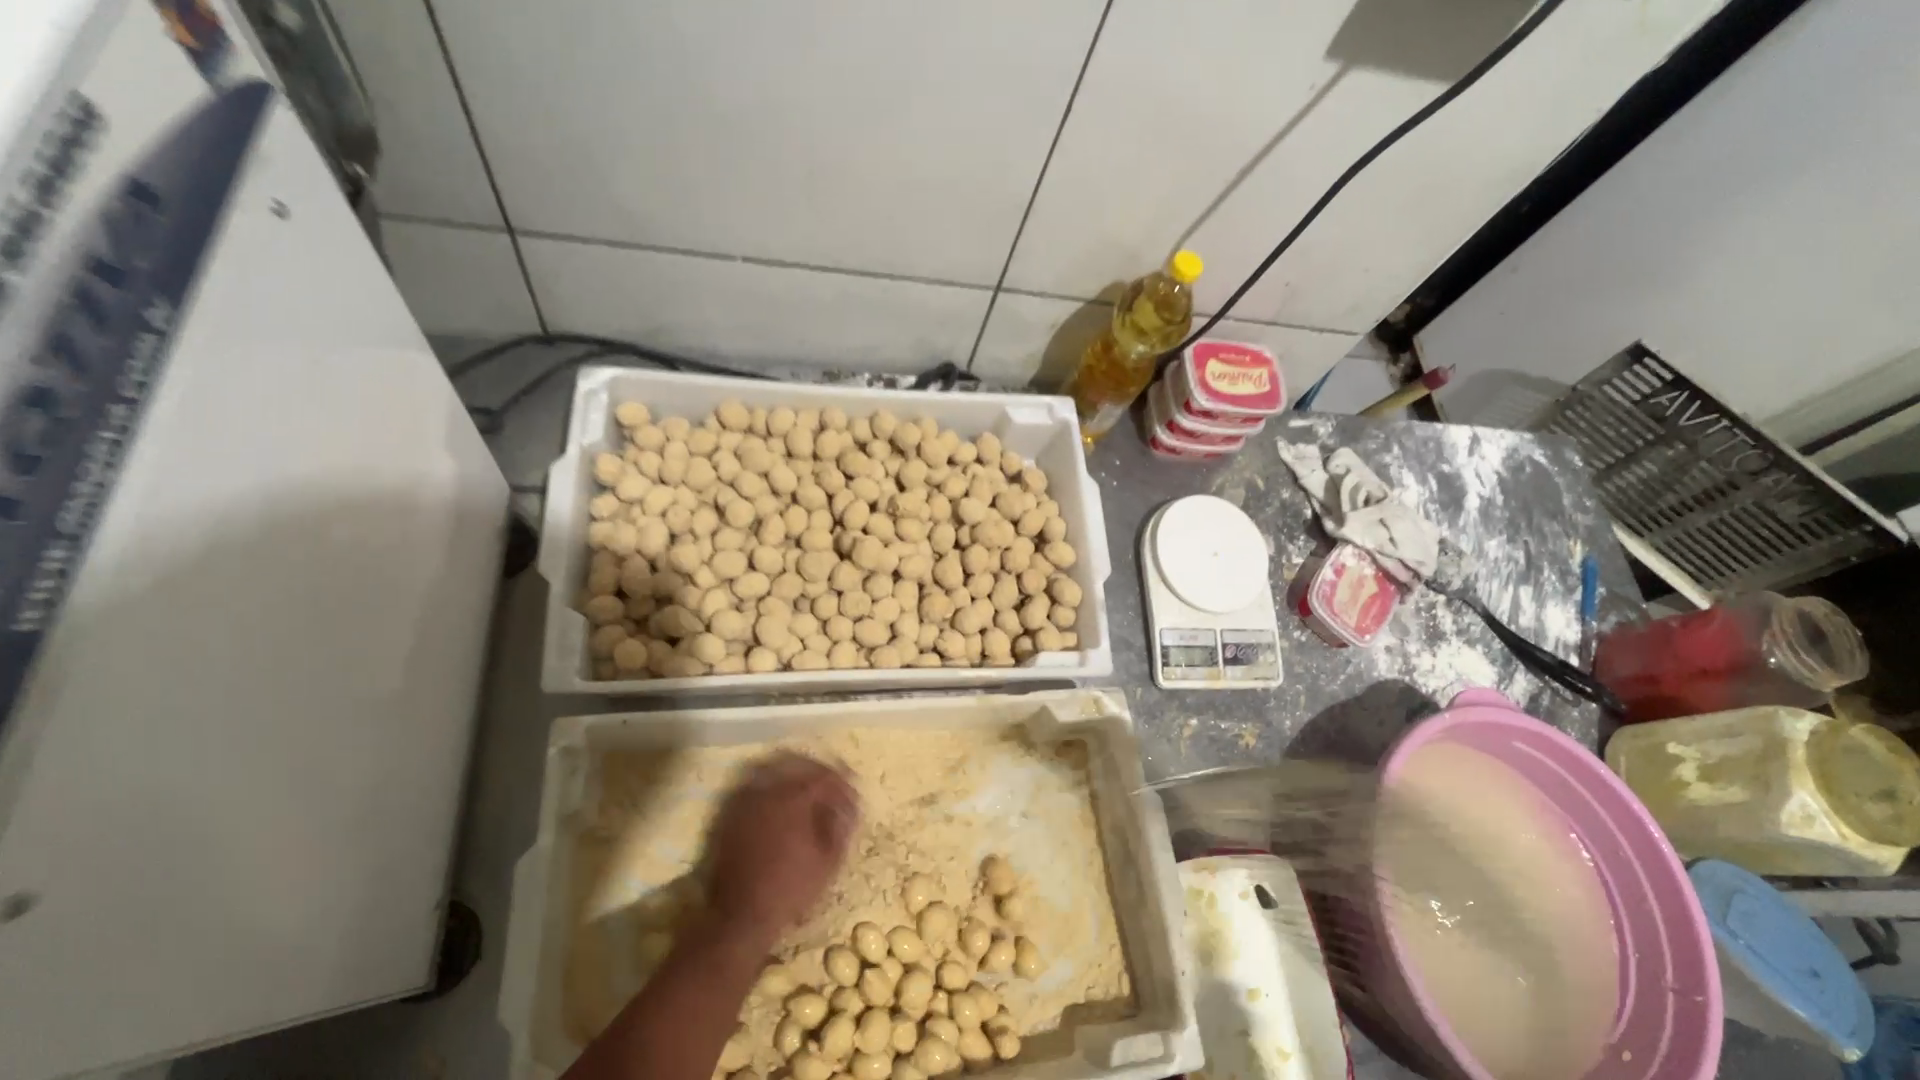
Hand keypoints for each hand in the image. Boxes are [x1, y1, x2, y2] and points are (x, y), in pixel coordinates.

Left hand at [706, 752, 858, 944]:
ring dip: (791, 769)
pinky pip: (749, 782)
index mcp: (795, 799)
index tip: (853, 792)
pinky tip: (775, 796)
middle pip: (796, 761)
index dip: (843, 782)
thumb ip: (841, 826)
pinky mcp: (728, 811)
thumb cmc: (790, 891)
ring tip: (803, 783)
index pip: (825, 776)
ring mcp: (744, 799)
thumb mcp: (828, 862)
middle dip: (818, 768)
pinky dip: (766, 781)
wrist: (740, 915)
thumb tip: (850, 806)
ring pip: (770, 766)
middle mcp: (768, 790)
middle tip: (831, 781)